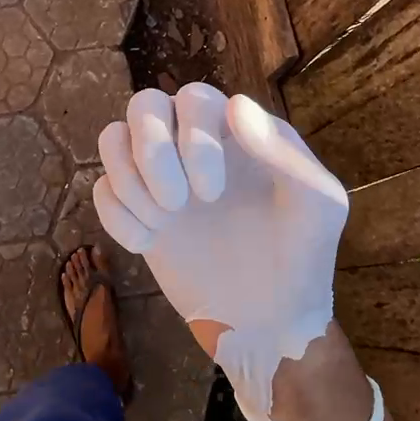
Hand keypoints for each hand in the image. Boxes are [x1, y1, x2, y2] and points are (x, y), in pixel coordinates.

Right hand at [94, 85, 349, 420]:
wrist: (270, 321)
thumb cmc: (303, 256)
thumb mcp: (317, 207)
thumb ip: (286, 154)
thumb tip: (236, 104)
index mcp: (233, 128)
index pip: (194, 98)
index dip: (194, 140)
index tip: (213, 194)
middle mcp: (189, 138)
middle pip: (143, 104)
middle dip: (152, 153)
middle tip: (178, 204)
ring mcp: (158, 172)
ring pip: (112, 136)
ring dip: (128, 180)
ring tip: (162, 221)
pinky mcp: (135, 207)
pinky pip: (102, 188)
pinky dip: (117, 216)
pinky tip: (147, 244)